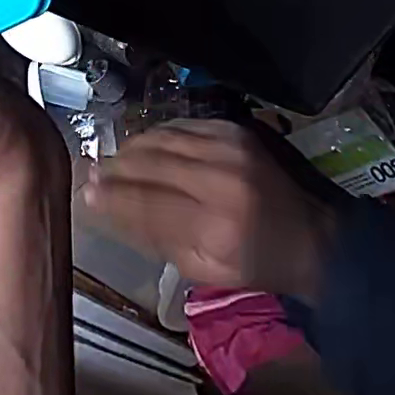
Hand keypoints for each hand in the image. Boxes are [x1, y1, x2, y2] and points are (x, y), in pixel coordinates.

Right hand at [84, 119, 335, 301]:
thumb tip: (107, 207)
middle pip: (149, 162)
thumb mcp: (201, 269)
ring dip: (132, 148)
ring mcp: (228, 145)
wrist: (309, 234)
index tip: (85, 190)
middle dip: (115, 167)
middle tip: (93, 172)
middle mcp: (220, 177)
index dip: (111, 195)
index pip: (146, 202)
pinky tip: (145, 146)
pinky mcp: (232, 127)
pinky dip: (157, 135)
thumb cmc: (253, 262)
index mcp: (215, 225)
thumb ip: (153, 235)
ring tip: (114, 159)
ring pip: (160, 137)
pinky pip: (180, 125)